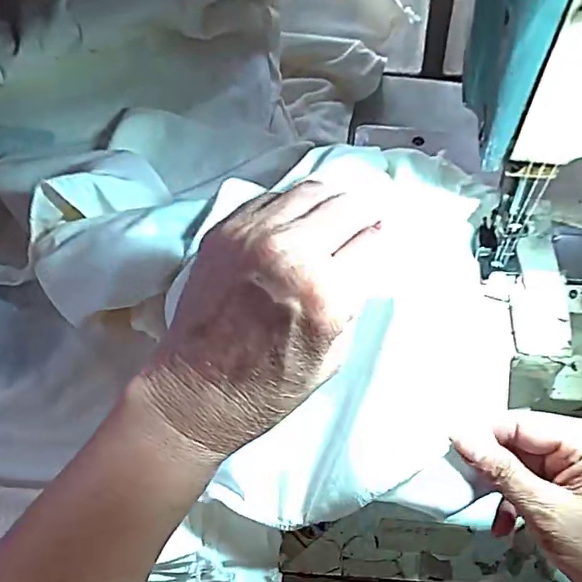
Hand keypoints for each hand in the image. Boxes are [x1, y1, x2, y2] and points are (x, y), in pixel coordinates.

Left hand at [138, 180, 390, 461]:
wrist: (200, 391)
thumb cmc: (269, 390)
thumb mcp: (331, 356)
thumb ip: (350, 304)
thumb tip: (361, 264)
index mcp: (324, 295)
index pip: (371, 241)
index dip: (381, 239)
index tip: (381, 237)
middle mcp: (290, 256)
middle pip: (345, 205)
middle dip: (361, 213)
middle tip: (364, 222)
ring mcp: (252, 237)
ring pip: (310, 190)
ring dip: (329, 203)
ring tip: (333, 218)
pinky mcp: (224, 232)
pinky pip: (272, 198)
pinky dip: (291, 206)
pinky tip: (295, 225)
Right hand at [452, 411, 581, 581]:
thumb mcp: (546, 509)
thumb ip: (504, 472)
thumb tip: (468, 442)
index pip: (522, 424)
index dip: (486, 438)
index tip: (456, 451)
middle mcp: (580, 442)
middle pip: (516, 442)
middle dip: (492, 467)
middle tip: (469, 485)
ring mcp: (569, 462)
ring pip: (514, 462)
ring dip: (499, 489)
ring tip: (493, 510)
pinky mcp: (560, 480)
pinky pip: (522, 479)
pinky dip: (509, 499)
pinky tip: (505, 521)